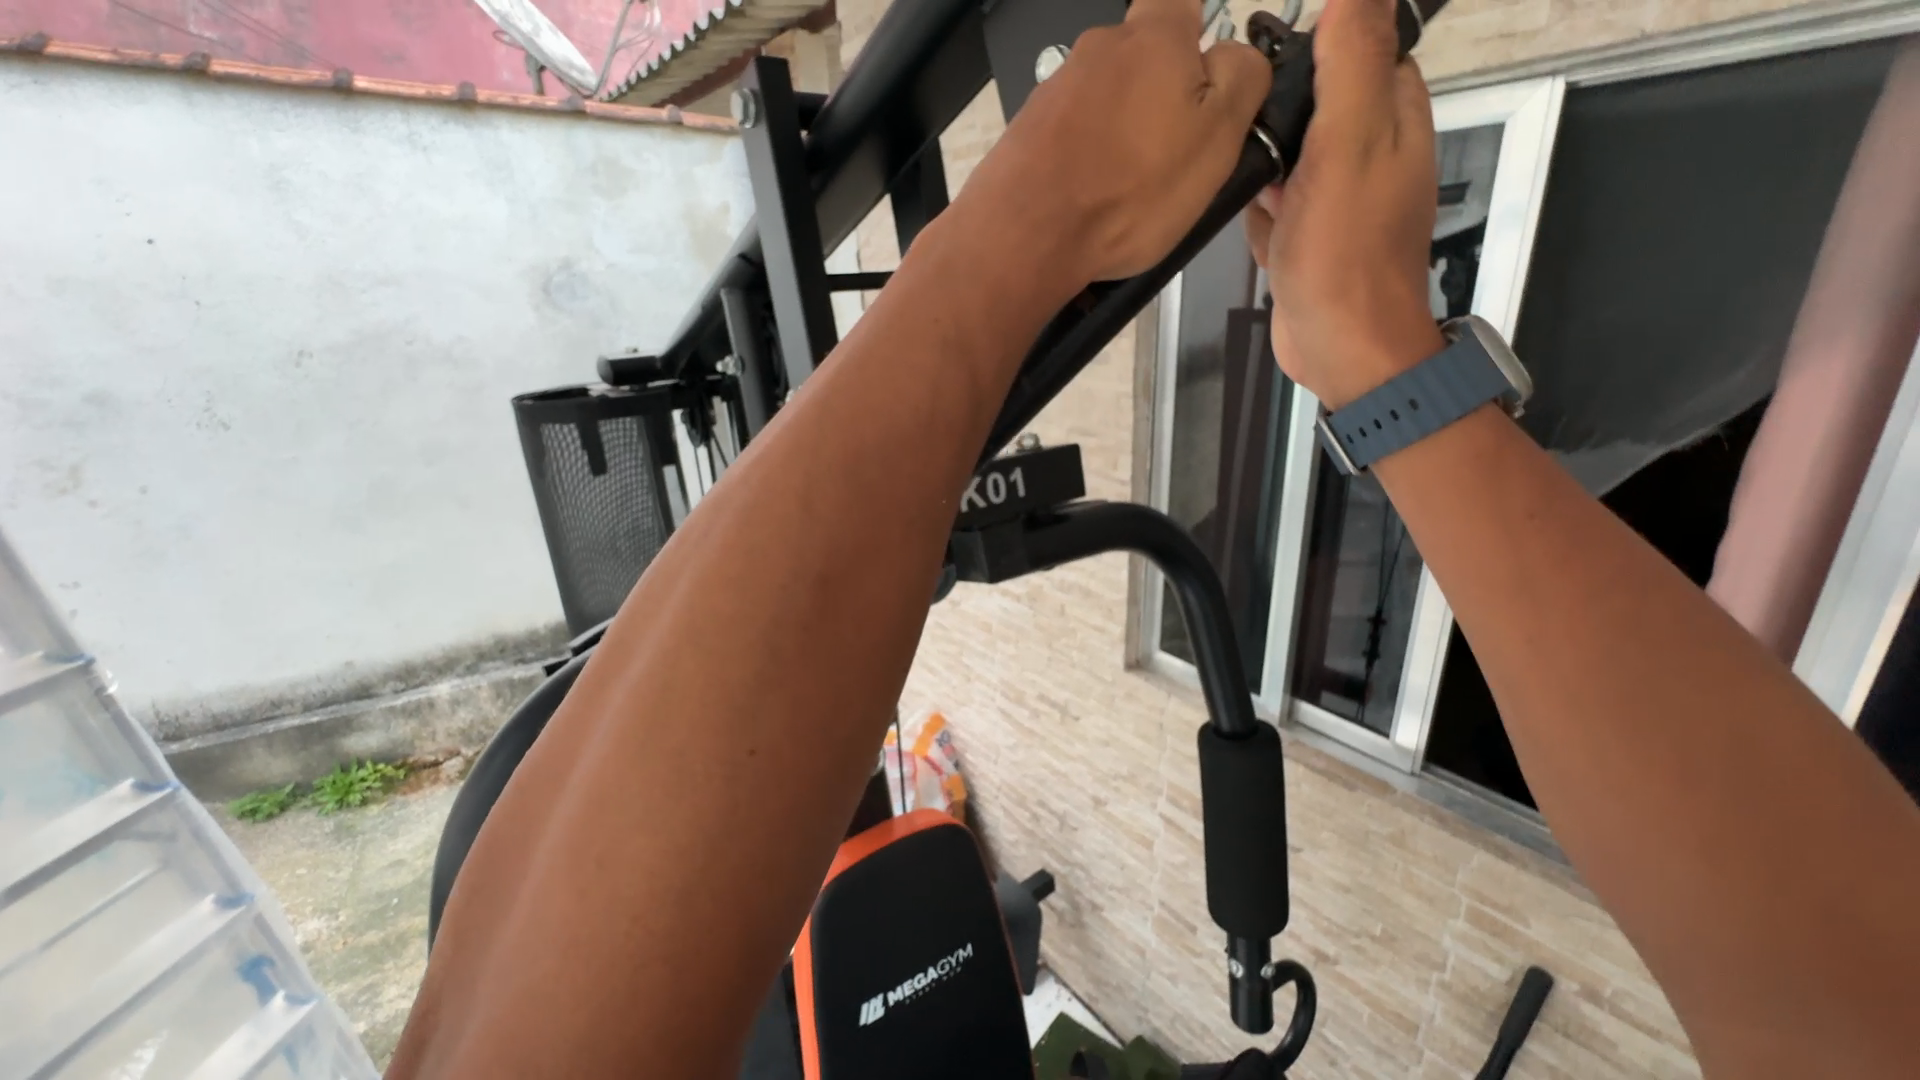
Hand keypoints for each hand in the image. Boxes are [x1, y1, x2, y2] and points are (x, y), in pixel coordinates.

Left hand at [956, 0, 1271, 284]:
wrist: (1025, 236)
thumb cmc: (1131, 189)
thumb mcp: (1218, 137)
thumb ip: (1241, 80)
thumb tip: (1230, 58)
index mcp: (1153, 35)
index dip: (1198, 33)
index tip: (1203, 81)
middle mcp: (1097, 49)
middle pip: (1142, 59)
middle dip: (1159, 98)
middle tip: (1171, 158)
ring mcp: (1053, 90)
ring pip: (1105, 103)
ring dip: (1119, 136)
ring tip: (1126, 192)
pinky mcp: (1024, 132)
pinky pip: (1070, 138)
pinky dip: (1083, 162)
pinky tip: (1088, 201)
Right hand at [1245, 0, 1444, 408]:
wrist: (1340, 348)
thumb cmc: (1345, 251)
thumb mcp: (1347, 146)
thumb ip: (1350, 66)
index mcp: (1394, 118)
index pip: (1359, 50)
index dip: (1316, 53)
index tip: (1272, 74)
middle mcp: (1371, 152)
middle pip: (1314, 106)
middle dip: (1279, 124)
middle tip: (1257, 147)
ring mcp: (1338, 198)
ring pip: (1287, 158)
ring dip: (1263, 172)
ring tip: (1258, 195)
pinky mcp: (1309, 236)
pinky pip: (1275, 206)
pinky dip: (1261, 216)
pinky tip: (1261, 233)